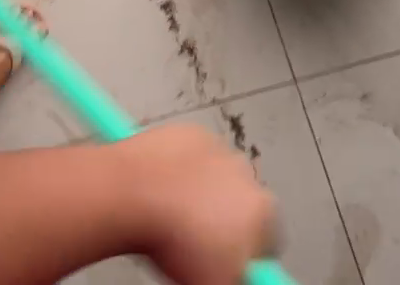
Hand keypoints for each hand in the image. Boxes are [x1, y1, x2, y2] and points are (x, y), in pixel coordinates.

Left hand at [119, 124, 279, 284]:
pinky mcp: (187, 130)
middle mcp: (245, 172)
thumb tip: (233, 273)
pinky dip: (182, 163)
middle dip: (225, 216)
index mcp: (263, 211)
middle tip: (196, 232)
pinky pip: (192, 152)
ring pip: (217, 175)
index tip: (226, 258)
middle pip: (242, 202)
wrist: (132, 194)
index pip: (268, 239)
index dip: (246, 252)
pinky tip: (164, 181)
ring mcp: (215, 146)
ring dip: (203, 187)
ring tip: (174, 206)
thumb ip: (236, 275)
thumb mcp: (215, 280)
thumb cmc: (171, 237)